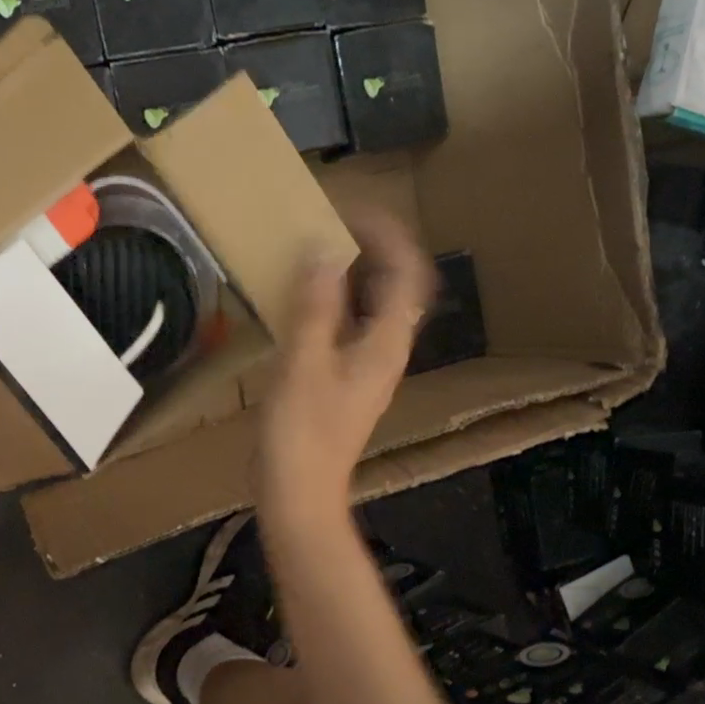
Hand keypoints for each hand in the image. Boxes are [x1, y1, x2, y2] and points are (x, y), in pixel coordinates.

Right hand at [259, 209, 433, 514]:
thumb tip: (324, 251)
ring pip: (370, 306)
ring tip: (314, 252)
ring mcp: (365, 368)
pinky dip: (331, 303)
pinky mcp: (342, 382)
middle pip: (394, 286)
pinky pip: (347, 327)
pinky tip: (299, 301)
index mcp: (386, 343)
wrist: (298, 493)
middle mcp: (385, 351)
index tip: (351, 210)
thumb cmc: (302, 432)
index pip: (406, 273)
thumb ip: (314, 306)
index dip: (387, 235)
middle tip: (330, 224)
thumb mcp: (303, 362)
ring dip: (350, 275)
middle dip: (370, 249)